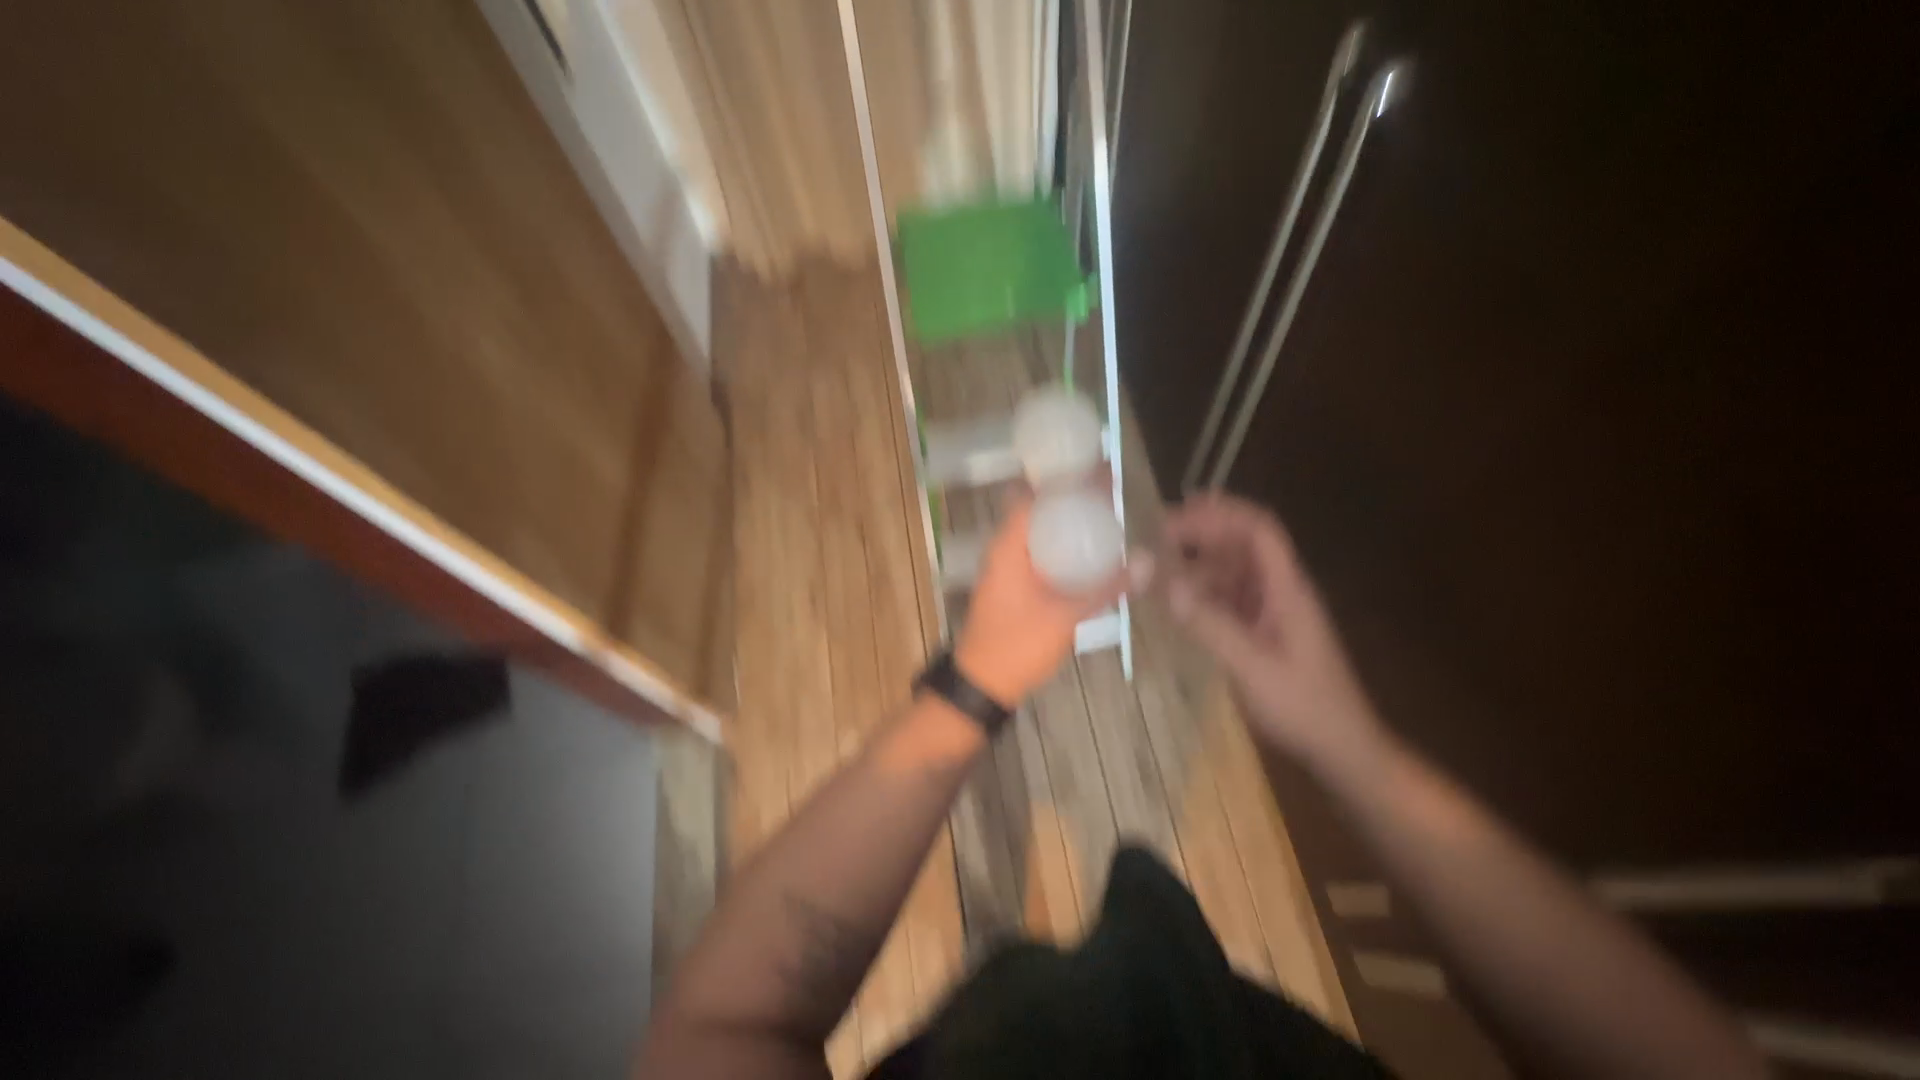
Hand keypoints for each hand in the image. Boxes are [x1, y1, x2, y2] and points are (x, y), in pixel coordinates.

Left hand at [953, 486, 1136, 705]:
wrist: (979, 687)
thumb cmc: (1016, 646)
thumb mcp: (1064, 617)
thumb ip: (1105, 589)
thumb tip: (1146, 564)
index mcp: (1008, 547)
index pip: (1034, 496)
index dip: (1066, 480)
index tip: (1098, 469)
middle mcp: (1004, 551)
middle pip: (1038, 512)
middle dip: (1072, 500)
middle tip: (1111, 492)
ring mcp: (1007, 571)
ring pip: (1039, 536)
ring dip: (1067, 525)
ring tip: (1107, 517)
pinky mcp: (1013, 590)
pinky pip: (1040, 557)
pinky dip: (1062, 550)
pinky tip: (1090, 557)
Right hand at [1157, 493, 1384, 769]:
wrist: (1342, 748)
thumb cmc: (1304, 707)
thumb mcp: (1253, 669)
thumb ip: (1211, 627)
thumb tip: (1168, 587)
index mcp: (1288, 590)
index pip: (1259, 531)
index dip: (1219, 515)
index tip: (1175, 518)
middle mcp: (1281, 592)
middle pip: (1242, 546)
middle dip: (1201, 535)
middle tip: (1154, 540)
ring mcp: (1273, 612)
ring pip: (1232, 573)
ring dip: (1198, 566)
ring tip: (1156, 572)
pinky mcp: (1264, 633)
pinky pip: (1230, 600)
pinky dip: (1202, 596)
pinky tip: (1177, 605)